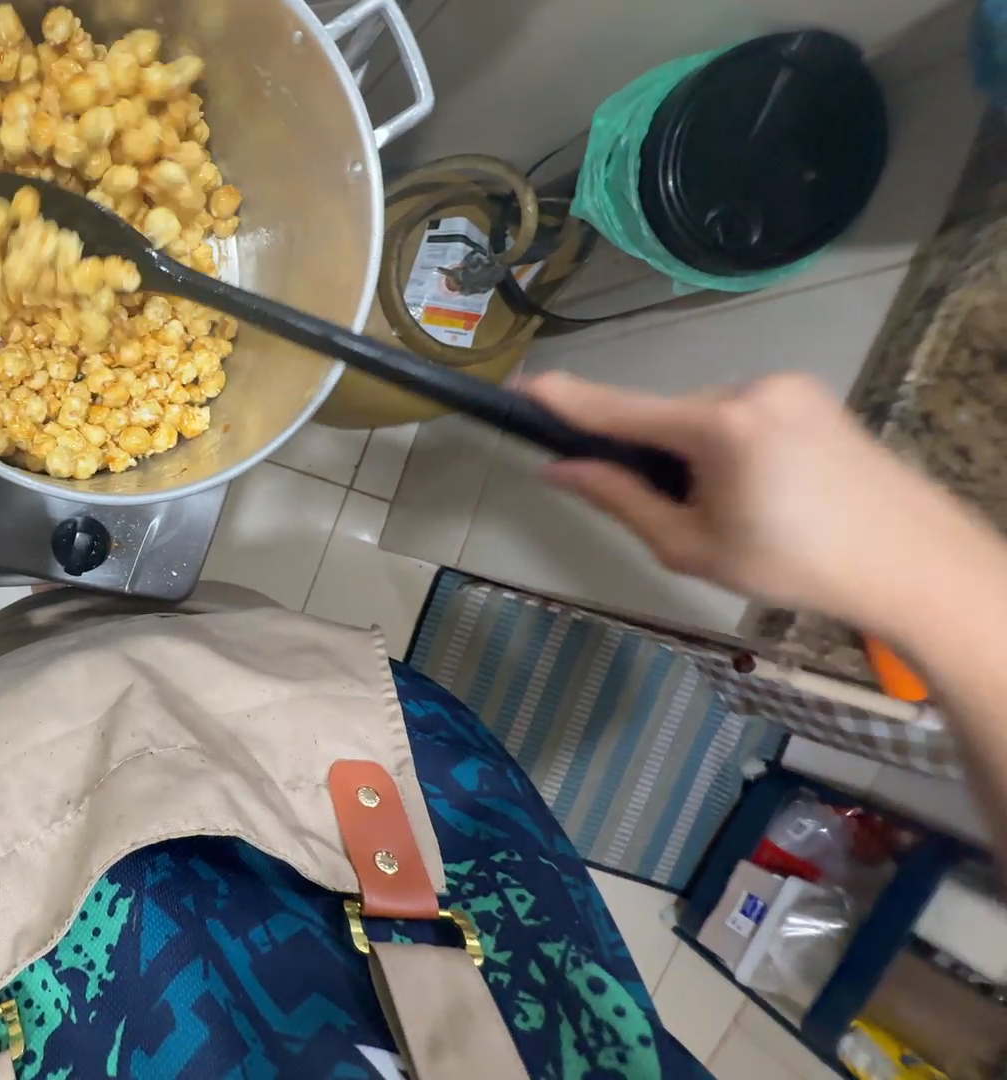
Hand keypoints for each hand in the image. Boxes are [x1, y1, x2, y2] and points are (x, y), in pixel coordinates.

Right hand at [521, 371, 987, 630]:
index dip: (559, 398)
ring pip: (690, 415)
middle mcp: (751, 390)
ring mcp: (785, 388)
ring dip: (675, 450)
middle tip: (656, 508)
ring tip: (710, 505)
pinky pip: (726, 412)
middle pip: (654, 415)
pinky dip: (708, 443)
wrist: (923, 567)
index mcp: (720, 427)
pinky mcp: (806, 396)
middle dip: (634, 451)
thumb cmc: (796, 566)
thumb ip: (618, 498)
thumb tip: (558, 469)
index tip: (515, 385)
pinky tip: (739, 485)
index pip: (614, 408)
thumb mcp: (687, 545)